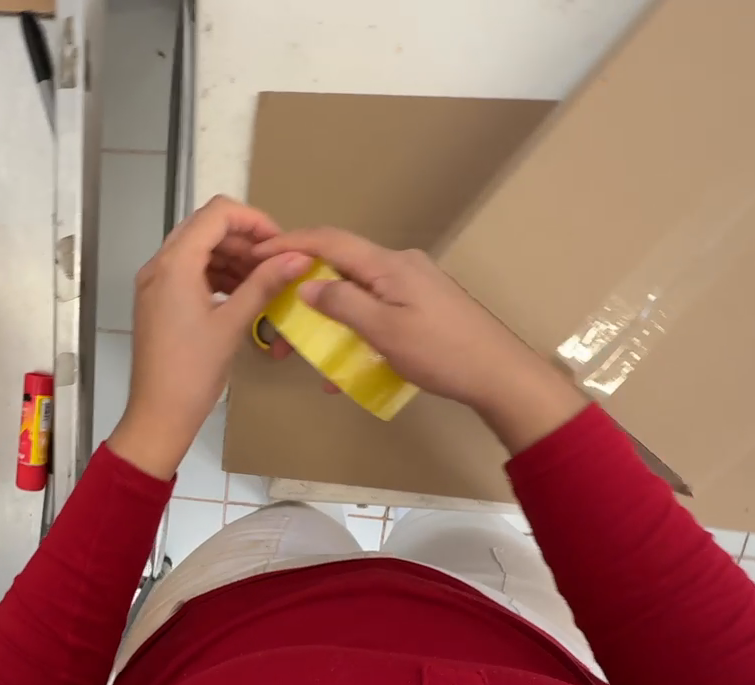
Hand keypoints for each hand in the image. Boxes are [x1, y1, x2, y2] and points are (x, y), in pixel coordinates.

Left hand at [109, 196, 310, 478]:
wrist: (158, 415)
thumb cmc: (193, 373)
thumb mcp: (233, 324)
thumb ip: (265, 284)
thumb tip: (299, 257)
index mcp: (175, 263)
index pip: (217, 213)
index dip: (254, 220)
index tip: (280, 244)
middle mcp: (158, 265)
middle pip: (205, 228)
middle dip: (243, 240)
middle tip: (275, 264)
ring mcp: (154, 284)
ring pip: (197, 250)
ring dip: (231, 258)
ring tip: (263, 281)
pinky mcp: (156, 302)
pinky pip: (188, 273)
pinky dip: (216, 275)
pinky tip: (240, 294)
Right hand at [250, 227, 587, 453]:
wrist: (497, 373)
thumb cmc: (441, 352)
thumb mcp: (384, 330)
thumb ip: (342, 304)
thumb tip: (307, 286)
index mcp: (388, 265)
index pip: (330, 242)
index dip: (291, 243)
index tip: (258, 253)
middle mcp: (398, 266)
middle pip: (339, 267)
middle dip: (303, 290)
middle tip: (276, 320)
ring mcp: (410, 286)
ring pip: (354, 292)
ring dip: (325, 317)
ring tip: (304, 349)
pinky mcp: (419, 306)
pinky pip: (373, 310)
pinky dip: (351, 330)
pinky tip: (341, 366)